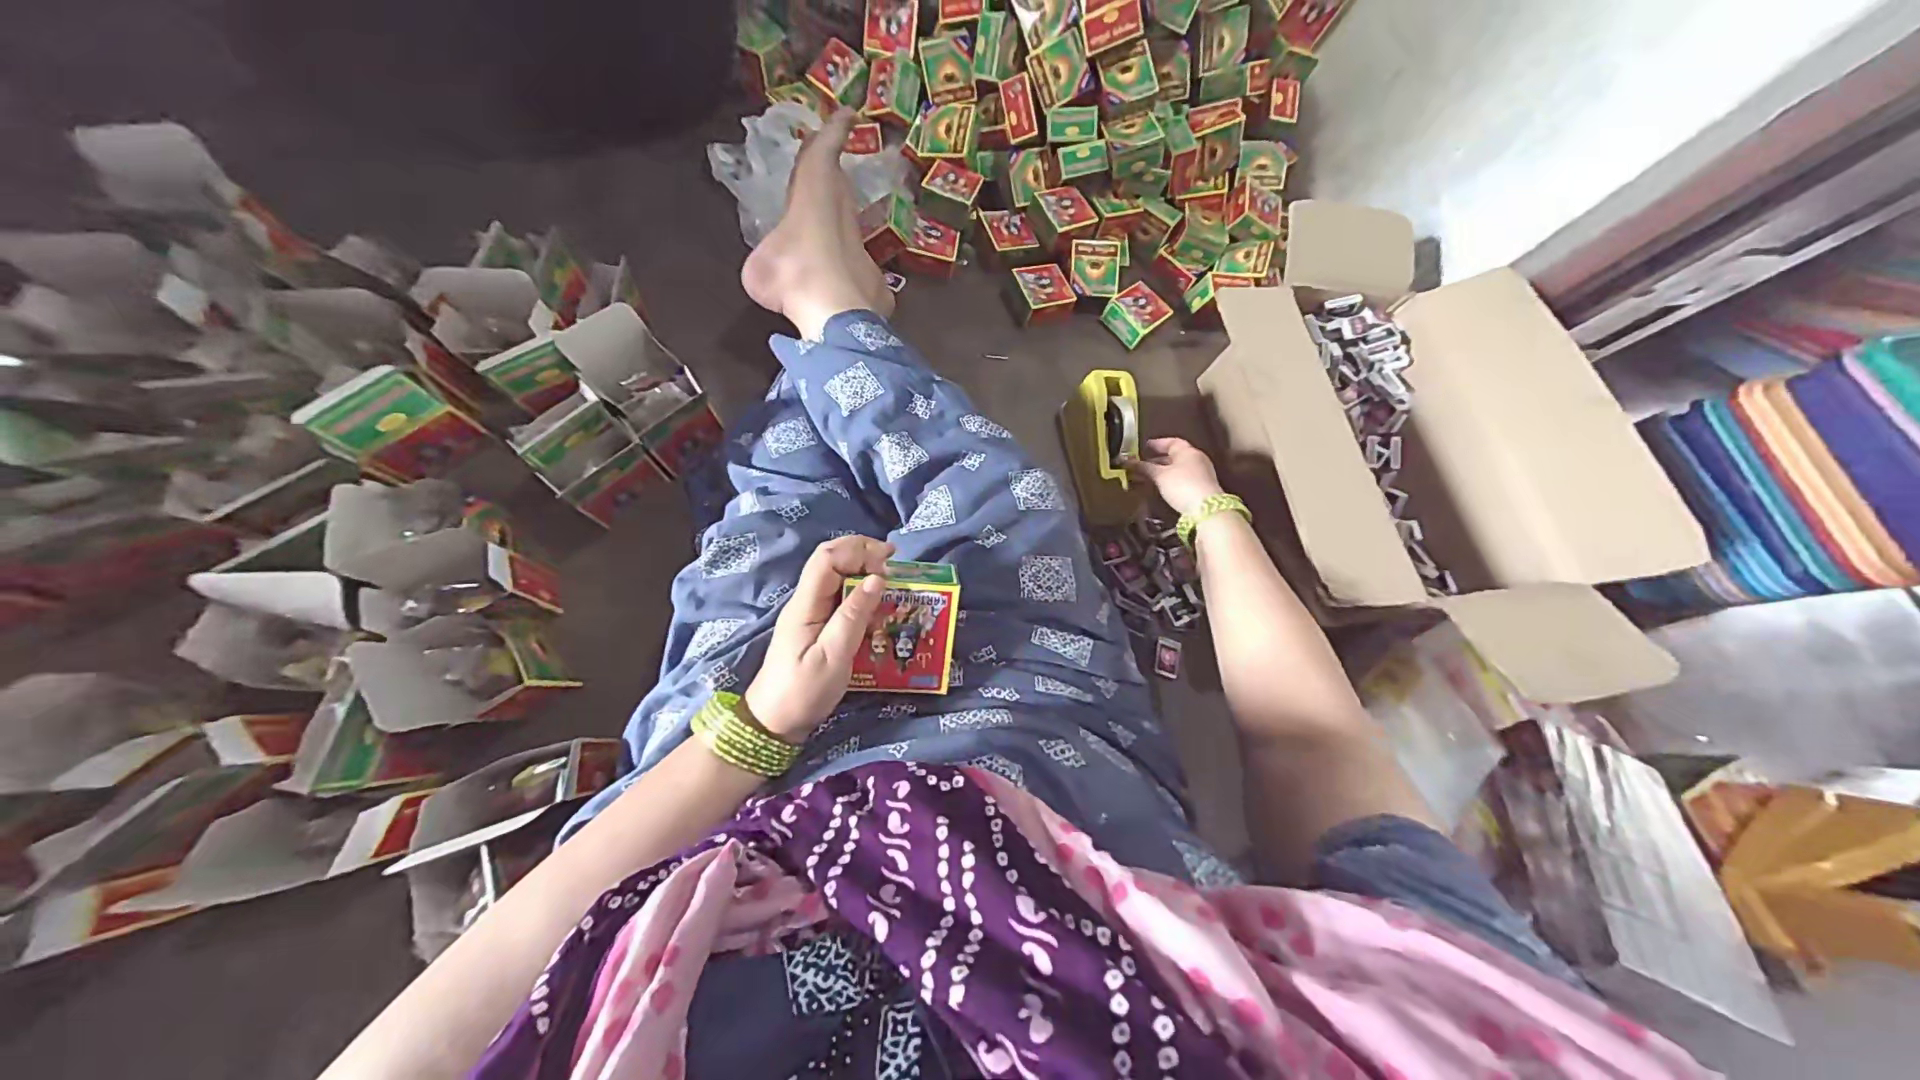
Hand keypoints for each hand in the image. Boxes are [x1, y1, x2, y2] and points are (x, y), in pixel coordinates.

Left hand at [744, 535, 893, 739]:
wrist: (773, 722)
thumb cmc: (803, 692)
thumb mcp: (833, 656)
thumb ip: (854, 616)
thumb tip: (877, 579)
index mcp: (806, 604)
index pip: (828, 558)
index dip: (859, 551)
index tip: (888, 563)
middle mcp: (806, 601)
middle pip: (830, 559)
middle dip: (862, 552)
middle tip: (893, 562)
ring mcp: (810, 612)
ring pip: (835, 576)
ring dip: (862, 570)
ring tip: (891, 579)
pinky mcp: (816, 626)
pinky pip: (839, 596)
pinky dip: (860, 591)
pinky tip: (877, 604)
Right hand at [1126, 437, 1224, 517]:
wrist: (1206, 509)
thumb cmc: (1182, 486)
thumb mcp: (1160, 475)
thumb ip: (1144, 467)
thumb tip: (1128, 462)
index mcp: (1188, 451)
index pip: (1172, 442)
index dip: (1157, 444)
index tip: (1144, 446)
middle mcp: (1196, 459)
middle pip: (1174, 456)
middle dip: (1157, 460)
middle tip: (1141, 464)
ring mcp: (1201, 474)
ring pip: (1178, 469)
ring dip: (1162, 471)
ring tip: (1147, 477)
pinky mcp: (1201, 488)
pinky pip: (1182, 479)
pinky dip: (1170, 480)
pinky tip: (1160, 487)